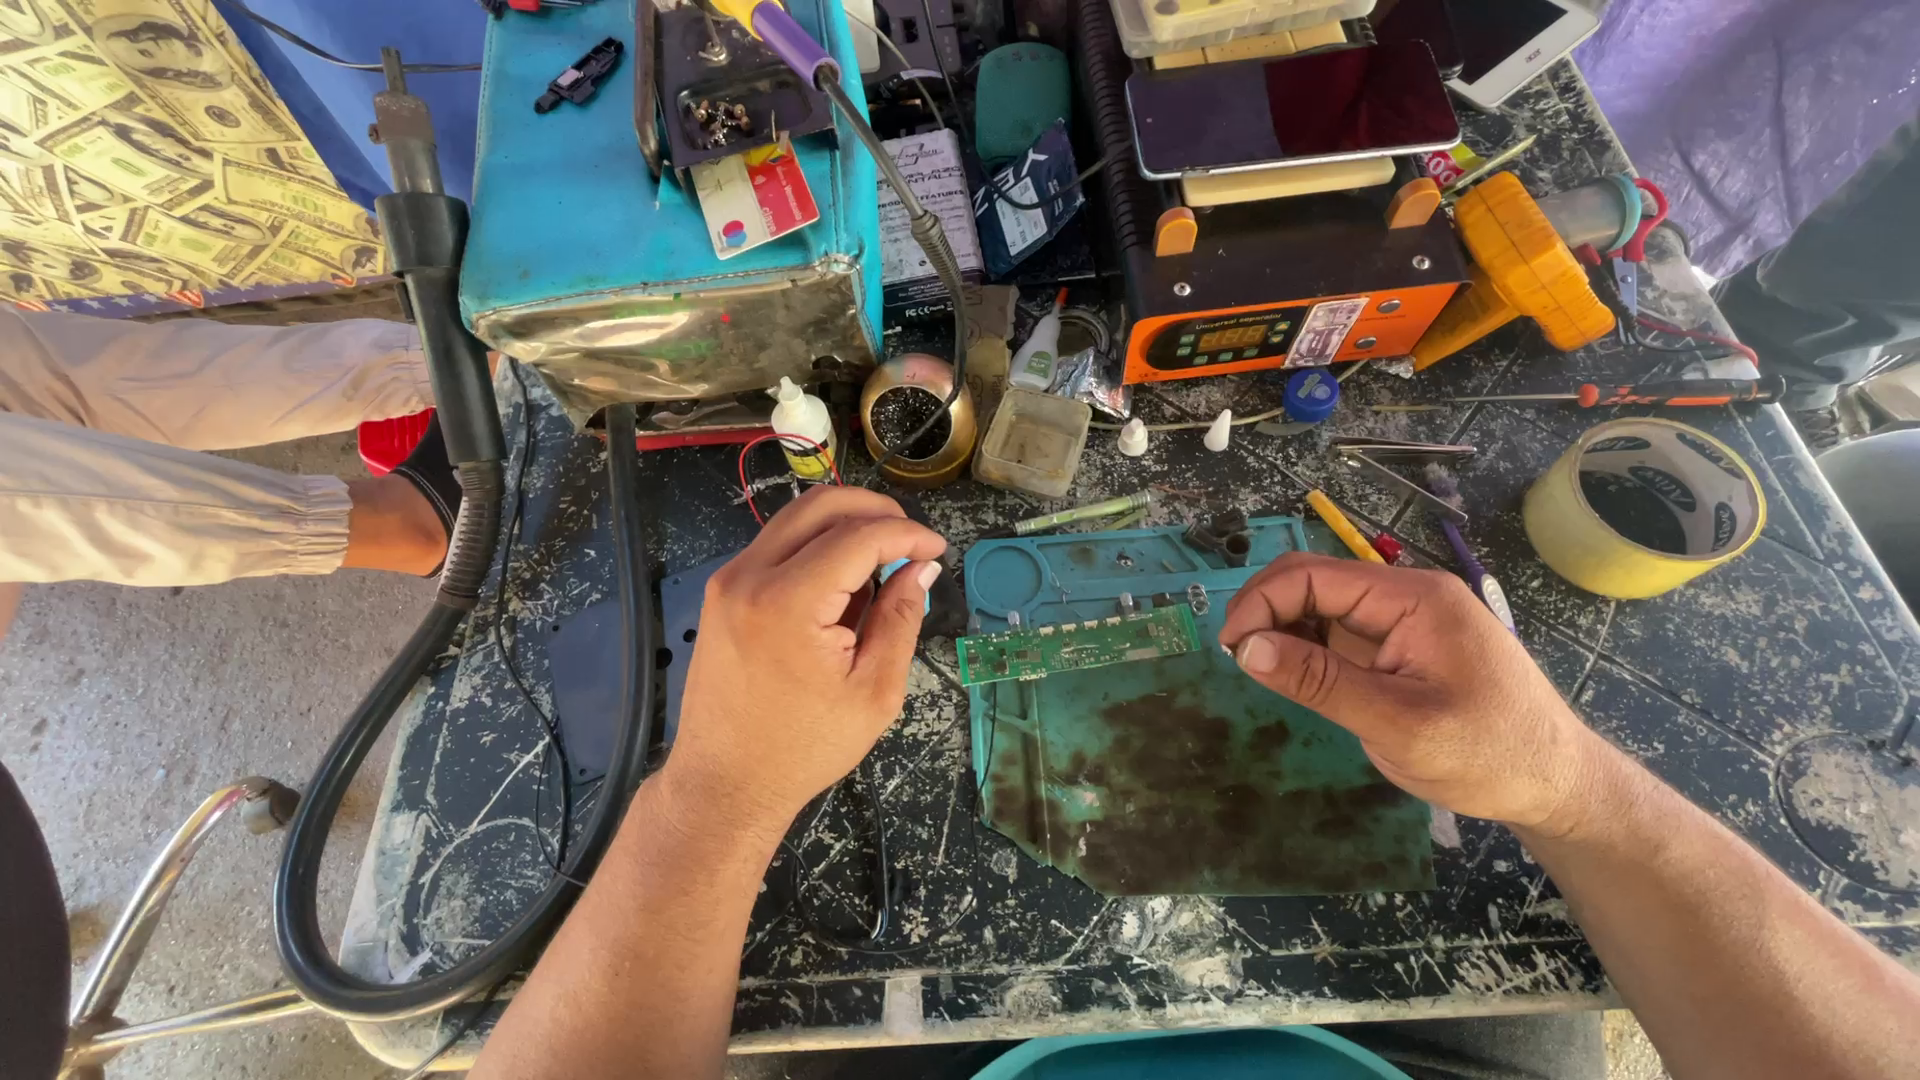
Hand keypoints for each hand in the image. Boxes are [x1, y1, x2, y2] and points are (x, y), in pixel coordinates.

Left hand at [667, 486, 946, 833]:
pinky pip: (777, 545)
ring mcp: (729, 580)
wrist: (725, 784)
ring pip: (796, 519)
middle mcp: (749, 576)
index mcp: (787, 602)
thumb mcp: (874, 691)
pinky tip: (843, 584)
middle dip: (875, 511)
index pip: (858, 537)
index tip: (937, 550)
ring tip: (882, 563)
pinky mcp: (723, 592)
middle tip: (912, 540)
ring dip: (845, 526)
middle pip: (820, 505)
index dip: (907, 535)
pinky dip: (817, 546)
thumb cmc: (804, 748)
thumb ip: (901, 618)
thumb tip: (922, 569)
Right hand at [1218, 553, 1606, 832]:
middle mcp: (1403, 595)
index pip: (1314, 577)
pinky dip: (1300, 642)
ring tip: (1255, 664)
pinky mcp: (1394, 643)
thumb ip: (1319, 682)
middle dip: (1264, 608)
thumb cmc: (1489, 756)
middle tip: (1235, 654)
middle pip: (1312, 578)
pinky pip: (1333, 627)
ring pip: (1318, 601)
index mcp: (1413, 598)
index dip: (1261, 603)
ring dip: (1279, 625)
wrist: (1558, 786)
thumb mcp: (1398, 724)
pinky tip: (1288, 669)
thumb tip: (1244, 648)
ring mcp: (1399, 618)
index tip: (1230, 648)